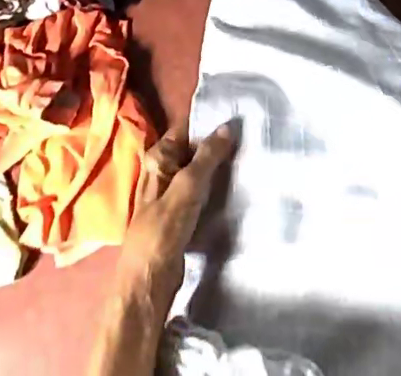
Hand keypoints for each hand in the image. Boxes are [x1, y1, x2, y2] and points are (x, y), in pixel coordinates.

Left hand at [114, 120, 236, 306]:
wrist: (149, 280)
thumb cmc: (164, 229)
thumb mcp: (187, 187)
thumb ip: (206, 157)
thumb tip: (227, 126)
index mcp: (158, 157)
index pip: (187, 129)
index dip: (209, 124)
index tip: (239, 119)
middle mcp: (162, 170)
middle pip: (194, 150)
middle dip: (218, 147)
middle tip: (250, 140)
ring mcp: (171, 193)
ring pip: (199, 172)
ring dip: (219, 169)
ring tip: (249, 160)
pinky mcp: (180, 214)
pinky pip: (201, 193)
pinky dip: (216, 189)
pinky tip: (236, 189)